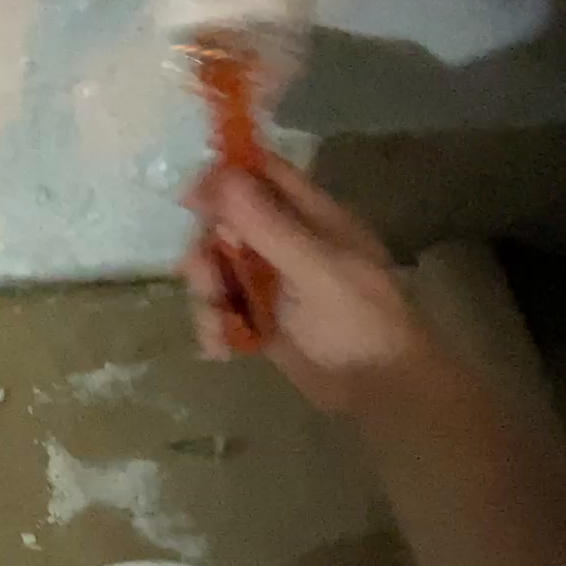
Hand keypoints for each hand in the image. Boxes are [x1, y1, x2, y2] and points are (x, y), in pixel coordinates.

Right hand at [180, 157, 435, 413]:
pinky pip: (217, 308)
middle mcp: (285, 244)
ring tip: (219, 328)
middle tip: (206, 281)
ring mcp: (268, 281)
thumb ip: (266, 224)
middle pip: (225, 228)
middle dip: (206, 255)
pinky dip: (212, 327)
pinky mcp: (255, 316)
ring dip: (207, 299)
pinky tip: (222, 348)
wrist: (376, 389)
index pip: (265, 176)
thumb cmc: (358, 322)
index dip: (226, 176)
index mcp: (311, 219)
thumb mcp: (313, 268)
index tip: (189, 196)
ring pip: (214, 271)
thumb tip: (220, 175)